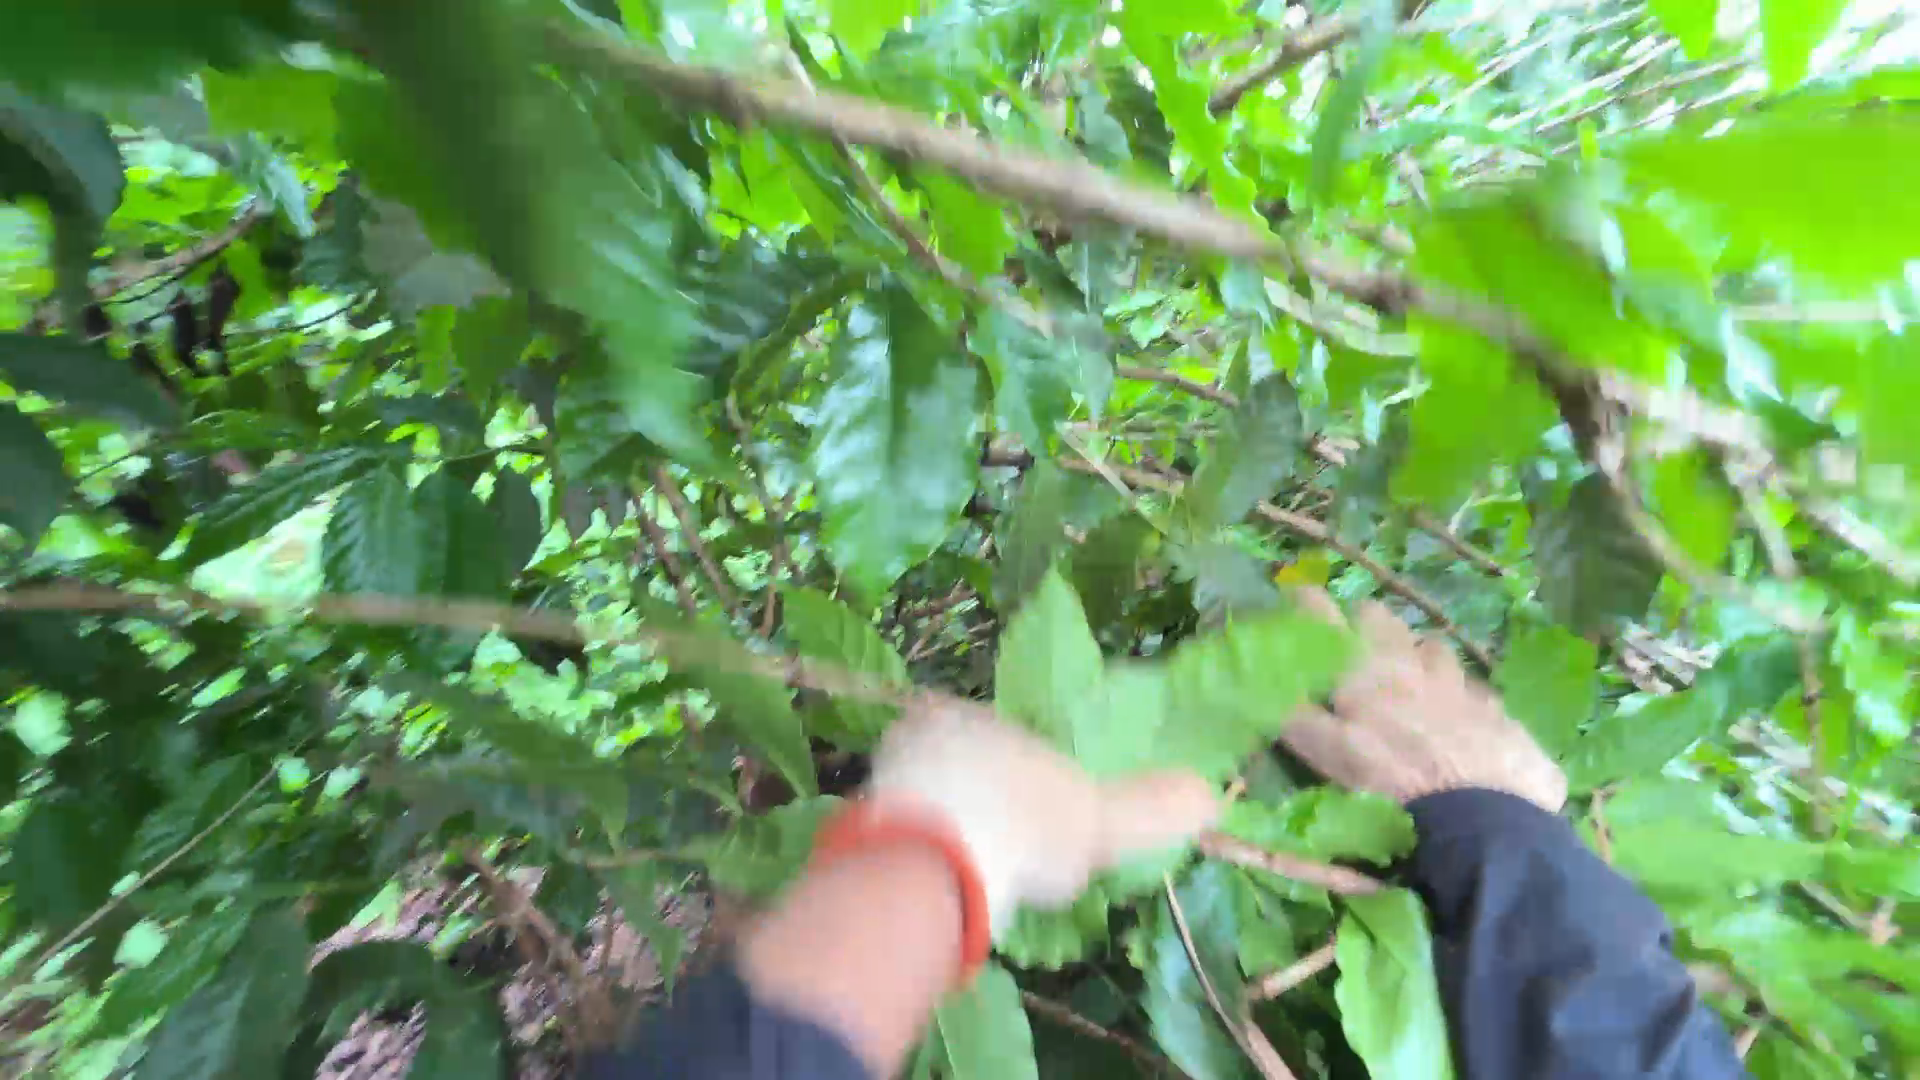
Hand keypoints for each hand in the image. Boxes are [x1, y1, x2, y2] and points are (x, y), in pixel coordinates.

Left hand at [869, 696, 1219, 929]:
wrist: (941, 856)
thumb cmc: (1027, 825)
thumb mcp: (1101, 820)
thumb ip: (1151, 807)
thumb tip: (1211, 794)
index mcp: (987, 720)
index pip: (1001, 734)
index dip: (1014, 770)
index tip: (1024, 811)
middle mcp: (933, 729)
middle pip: (958, 757)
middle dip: (975, 791)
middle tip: (994, 840)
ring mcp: (893, 765)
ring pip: (922, 786)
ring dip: (941, 818)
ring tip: (963, 864)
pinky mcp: (868, 807)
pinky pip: (894, 821)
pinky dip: (912, 844)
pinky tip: (929, 876)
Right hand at [1281, 592, 1566, 810]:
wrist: (1482, 822)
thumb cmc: (1389, 781)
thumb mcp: (1325, 752)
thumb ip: (1294, 714)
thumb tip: (1263, 688)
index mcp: (1362, 669)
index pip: (1324, 616)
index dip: (1305, 602)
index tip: (1293, 597)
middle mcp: (1409, 664)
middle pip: (1382, 619)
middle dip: (1363, 621)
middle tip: (1352, 644)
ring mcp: (1459, 686)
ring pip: (1435, 647)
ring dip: (1418, 654)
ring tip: (1410, 676)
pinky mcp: (1498, 715)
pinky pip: (1476, 692)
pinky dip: (1461, 697)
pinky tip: (1458, 719)